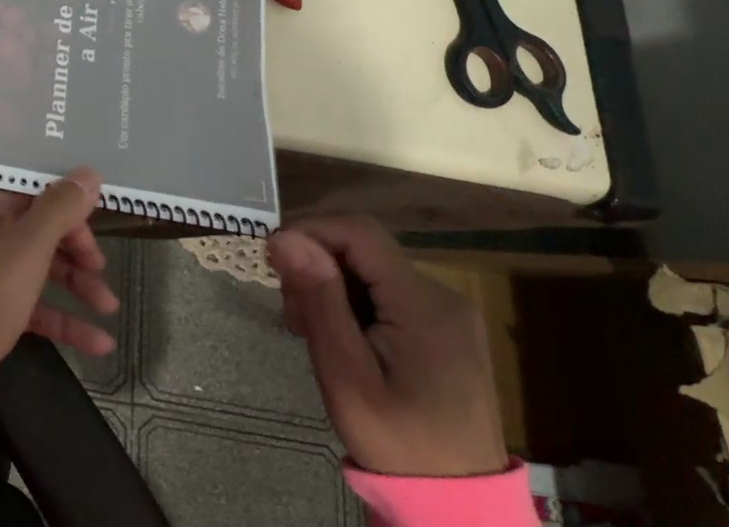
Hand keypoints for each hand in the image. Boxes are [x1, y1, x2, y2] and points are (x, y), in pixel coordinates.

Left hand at [0, 169, 118, 436]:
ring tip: (110, 309)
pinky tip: (99, 344)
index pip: (30, 197)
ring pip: (36, 272)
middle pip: (36, 234)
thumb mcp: (23, 254)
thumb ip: (57, 212)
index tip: (97, 239)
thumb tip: (89, 173)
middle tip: (103, 274)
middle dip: (74, 252)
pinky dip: (60, 320)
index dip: (67, 214)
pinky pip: (29, 307)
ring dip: (73, 287)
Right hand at [267, 215, 508, 477]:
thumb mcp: (345, 372)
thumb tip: (283, 237)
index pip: (358, 231)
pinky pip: (384, 293)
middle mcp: (441, 296)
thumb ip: (319, 299)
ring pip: (368, 270)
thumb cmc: (395, 438)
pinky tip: (338, 339)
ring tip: (311, 334)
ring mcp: (446, 312)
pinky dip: (349, 303)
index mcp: (424, 303)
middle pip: (361, 249)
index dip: (307, 231)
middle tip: (292, 317)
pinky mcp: (442, 329)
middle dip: (314, 267)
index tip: (272, 264)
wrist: (456, 498)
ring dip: (328, 288)